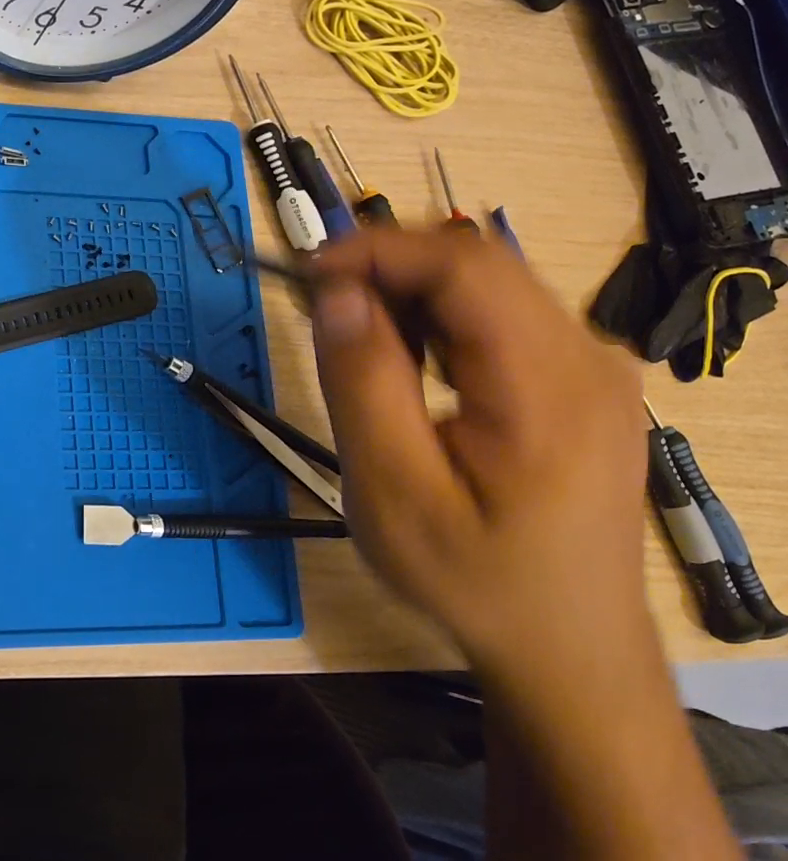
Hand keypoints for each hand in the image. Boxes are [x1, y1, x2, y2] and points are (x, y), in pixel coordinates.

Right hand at [307, 230, 647, 668]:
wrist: (564, 645)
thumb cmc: (471, 575)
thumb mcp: (392, 487)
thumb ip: (362, 382)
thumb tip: (335, 294)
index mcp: (547, 385)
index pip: (465, 266)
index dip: (377, 250)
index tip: (304, 271)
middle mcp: (587, 360)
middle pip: (481, 267)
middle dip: (387, 267)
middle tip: (314, 304)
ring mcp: (591, 373)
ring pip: (489, 289)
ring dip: (408, 295)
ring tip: (347, 336)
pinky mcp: (578, 388)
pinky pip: (501, 323)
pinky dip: (437, 322)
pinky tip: (401, 362)